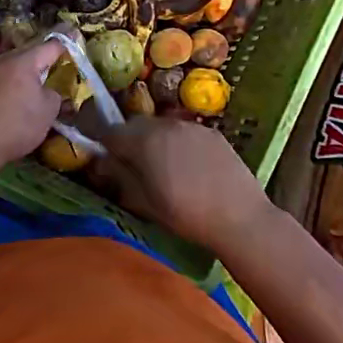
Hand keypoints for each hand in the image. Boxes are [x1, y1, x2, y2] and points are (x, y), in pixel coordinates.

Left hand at [0, 42, 64, 170]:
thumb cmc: (17, 126)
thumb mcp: (47, 112)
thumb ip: (54, 94)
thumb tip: (48, 90)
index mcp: (23, 62)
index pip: (50, 46)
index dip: (66, 44)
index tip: (76, 39)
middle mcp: (3, 61)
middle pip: (29, 53)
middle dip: (44, 58)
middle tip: (59, 65)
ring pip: (14, 66)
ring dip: (27, 72)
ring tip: (39, 83)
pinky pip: (2, 79)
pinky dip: (13, 83)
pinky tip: (17, 98)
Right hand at [97, 118, 274, 249]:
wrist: (239, 217)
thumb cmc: (185, 215)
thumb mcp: (143, 202)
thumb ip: (119, 177)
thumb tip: (102, 162)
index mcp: (142, 141)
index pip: (110, 132)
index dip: (103, 145)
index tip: (106, 160)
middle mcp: (165, 125)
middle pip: (135, 124)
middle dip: (129, 140)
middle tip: (134, 165)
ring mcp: (191, 126)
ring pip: (161, 126)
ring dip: (154, 140)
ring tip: (164, 167)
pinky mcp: (212, 133)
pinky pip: (185, 132)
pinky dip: (179, 143)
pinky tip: (190, 167)